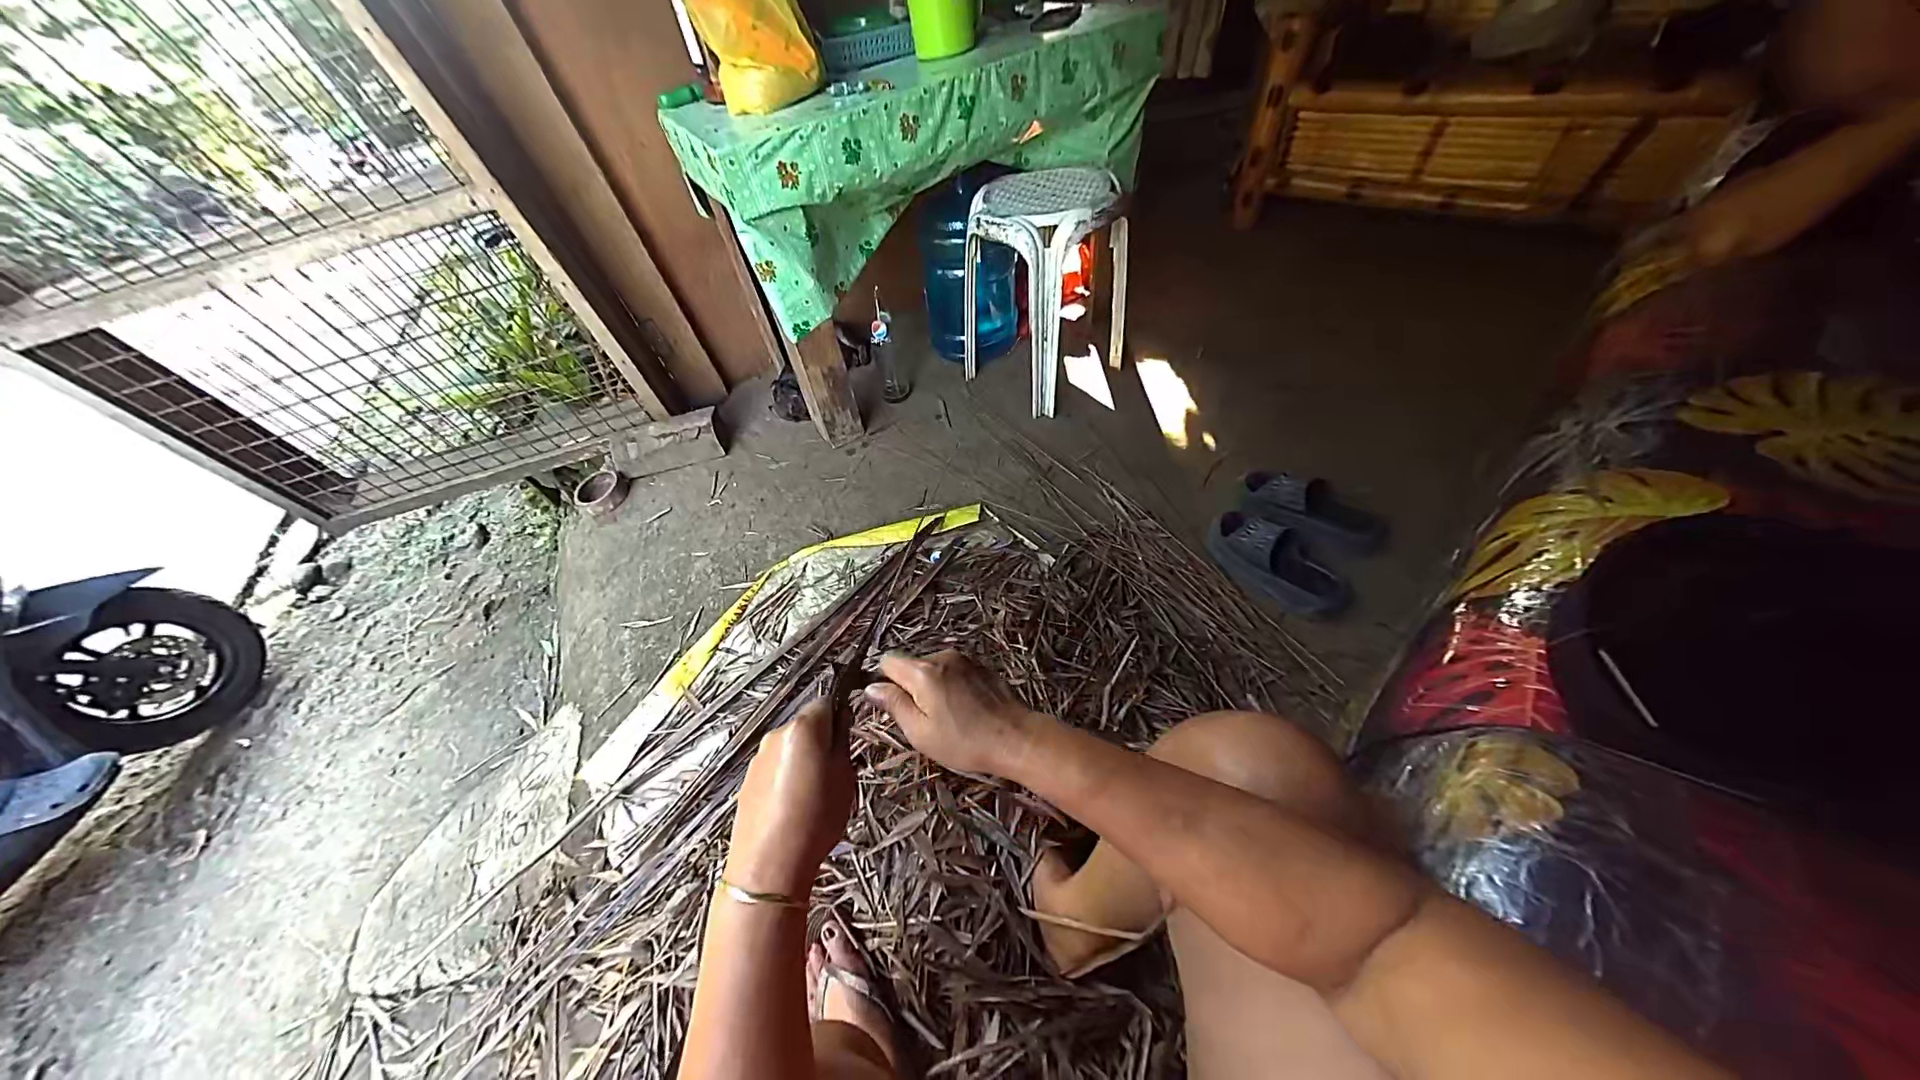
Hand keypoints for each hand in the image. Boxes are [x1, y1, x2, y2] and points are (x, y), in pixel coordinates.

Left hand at [725, 697, 853, 897]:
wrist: (769, 866)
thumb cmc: (812, 821)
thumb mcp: (845, 776)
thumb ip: (844, 741)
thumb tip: (842, 721)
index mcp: (803, 728)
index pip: (827, 701)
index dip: (842, 715)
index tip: (850, 733)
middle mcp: (777, 736)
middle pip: (807, 723)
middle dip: (823, 740)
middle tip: (838, 769)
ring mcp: (759, 759)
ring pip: (791, 747)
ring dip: (805, 760)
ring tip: (818, 794)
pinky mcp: (748, 781)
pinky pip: (776, 768)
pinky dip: (788, 778)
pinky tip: (797, 805)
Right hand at [863, 650, 1047, 776]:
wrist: (1014, 738)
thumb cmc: (964, 742)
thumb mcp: (920, 732)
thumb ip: (894, 704)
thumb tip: (871, 688)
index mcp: (923, 672)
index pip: (887, 661)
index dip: (884, 682)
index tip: (893, 704)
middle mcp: (942, 657)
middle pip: (910, 664)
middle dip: (909, 687)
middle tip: (923, 718)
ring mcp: (963, 659)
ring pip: (932, 669)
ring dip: (931, 687)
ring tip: (946, 717)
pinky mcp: (979, 666)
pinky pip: (952, 671)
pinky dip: (950, 686)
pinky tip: (962, 709)